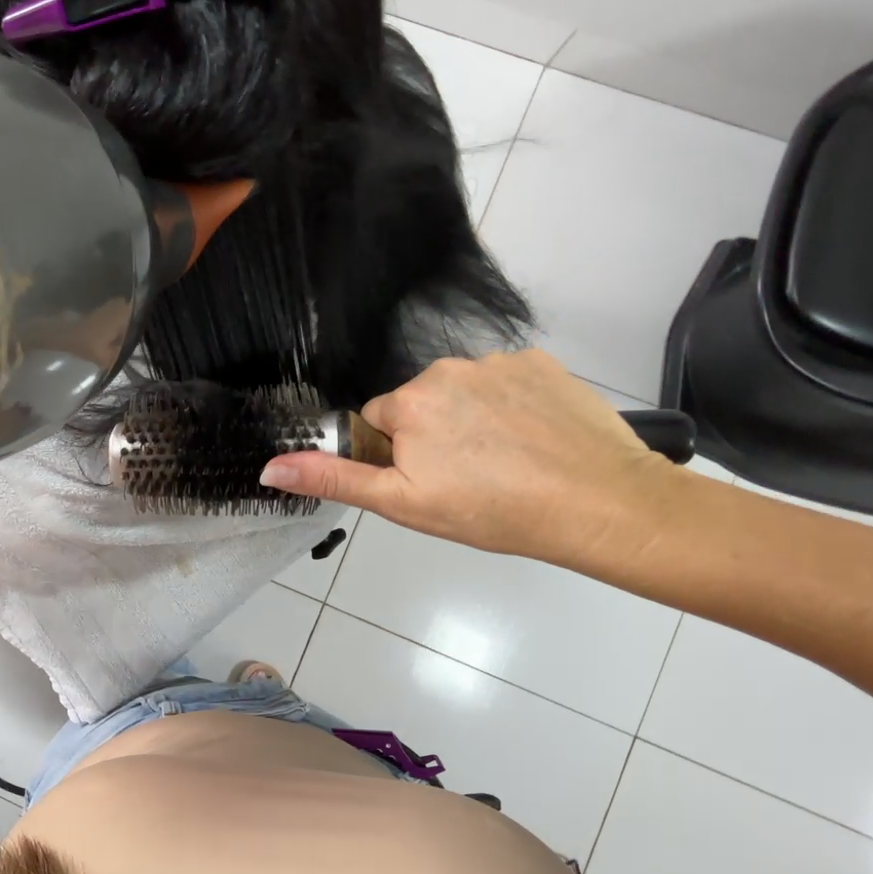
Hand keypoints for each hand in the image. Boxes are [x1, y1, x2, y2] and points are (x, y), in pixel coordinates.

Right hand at [260, 350, 684, 566]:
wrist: (601, 505)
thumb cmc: (492, 511)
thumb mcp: (402, 503)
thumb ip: (335, 478)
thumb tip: (270, 466)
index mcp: (409, 400)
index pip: (378, 422)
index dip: (396, 457)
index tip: (429, 484)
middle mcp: (448, 368)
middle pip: (418, 404)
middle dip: (430, 436)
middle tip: (466, 479)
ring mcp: (500, 362)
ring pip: (462, 394)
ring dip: (470, 421)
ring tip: (505, 464)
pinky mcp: (543, 363)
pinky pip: (505, 383)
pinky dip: (510, 407)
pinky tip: (532, 441)